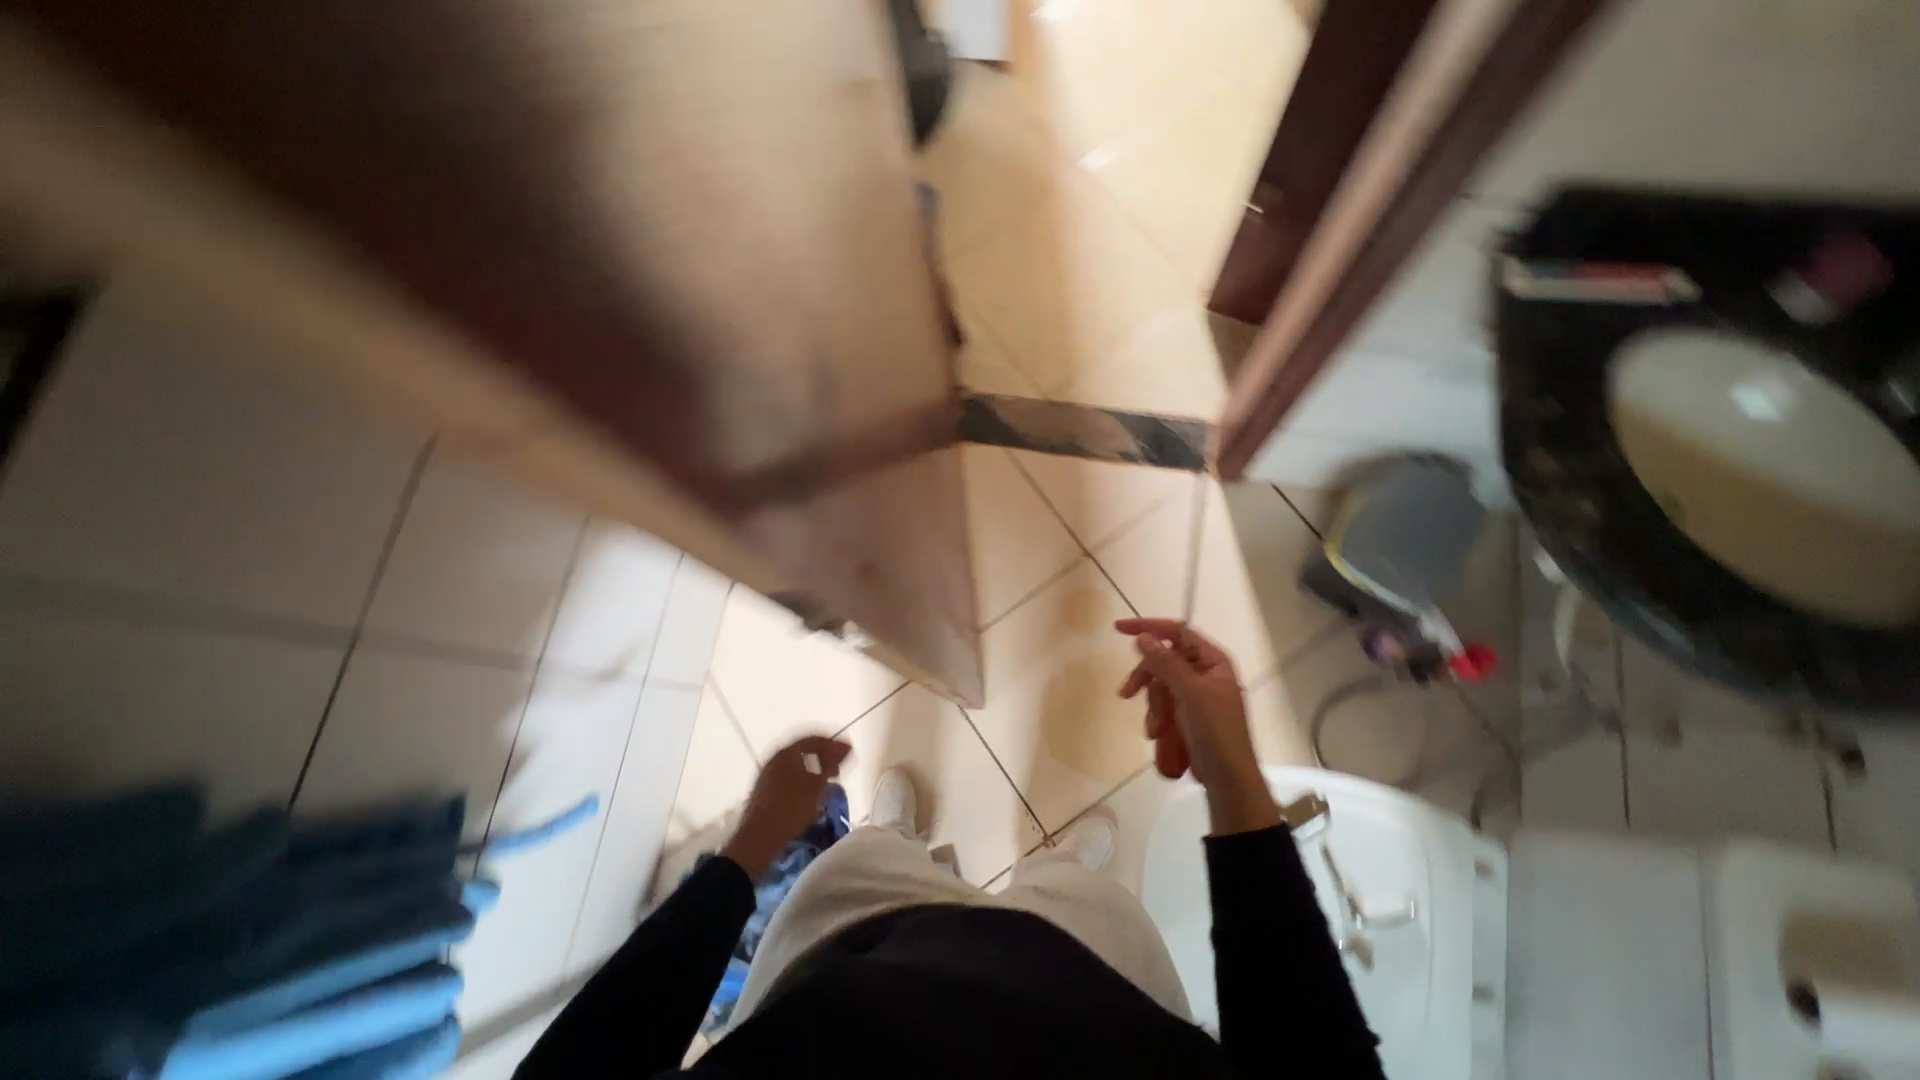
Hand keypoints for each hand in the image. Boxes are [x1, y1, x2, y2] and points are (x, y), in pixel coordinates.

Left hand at [720, 736, 851, 878]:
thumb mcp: (816, 785)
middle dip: (825, 756)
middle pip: (804, 750)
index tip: (849, 751)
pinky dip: (805, 779)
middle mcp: (775, 759)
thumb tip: (845, 747)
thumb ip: (831, 763)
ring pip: (797, 765)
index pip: (813, 739)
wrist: (759, 838)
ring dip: (816, 769)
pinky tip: (814, 793)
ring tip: (831, 781)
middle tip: (840, 766)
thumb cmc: (791, 809)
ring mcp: (768, 774)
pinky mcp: (765, 790)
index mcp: (786, 753)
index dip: (834, 743)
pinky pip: (790, 776)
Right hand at [1115, 618, 1279, 834]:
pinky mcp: (1188, 715)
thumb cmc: (1216, 731)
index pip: (1177, 632)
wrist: (1228, 778)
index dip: (1149, 627)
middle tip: (1126, 693)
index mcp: (1213, 661)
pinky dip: (1157, 717)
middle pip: (1164, 661)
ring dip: (1153, 705)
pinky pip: (1164, 705)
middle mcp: (1205, 673)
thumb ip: (1166, 663)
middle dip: (1146, 679)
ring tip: (1154, 730)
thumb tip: (1142, 637)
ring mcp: (1196, 695)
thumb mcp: (1190, 693)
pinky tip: (1156, 735)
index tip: (1119, 629)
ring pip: (1160, 685)